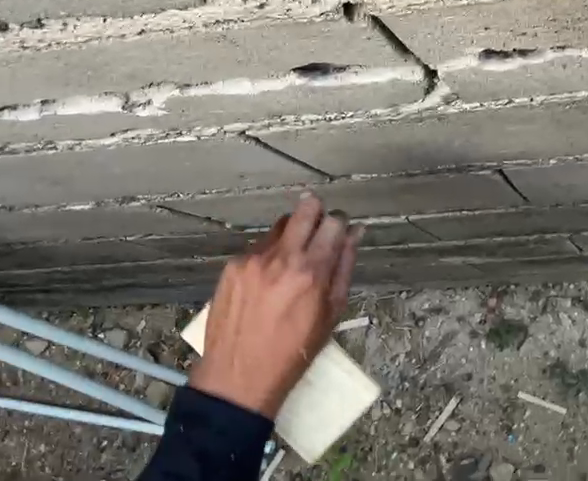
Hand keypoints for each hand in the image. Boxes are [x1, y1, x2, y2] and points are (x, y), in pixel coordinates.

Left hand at [190, 193, 361, 417]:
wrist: (237, 379)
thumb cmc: (293, 352)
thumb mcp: (330, 314)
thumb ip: (344, 267)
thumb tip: (355, 232)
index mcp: (312, 271)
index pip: (334, 221)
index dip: (339, 224)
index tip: (337, 234)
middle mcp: (282, 257)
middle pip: (306, 207)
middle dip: (316, 213)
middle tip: (317, 232)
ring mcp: (253, 258)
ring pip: (281, 225)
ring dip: (291, 236)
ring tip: (288, 265)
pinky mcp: (232, 266)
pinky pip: (258, 247)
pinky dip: (267, 256)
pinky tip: (265, 283)